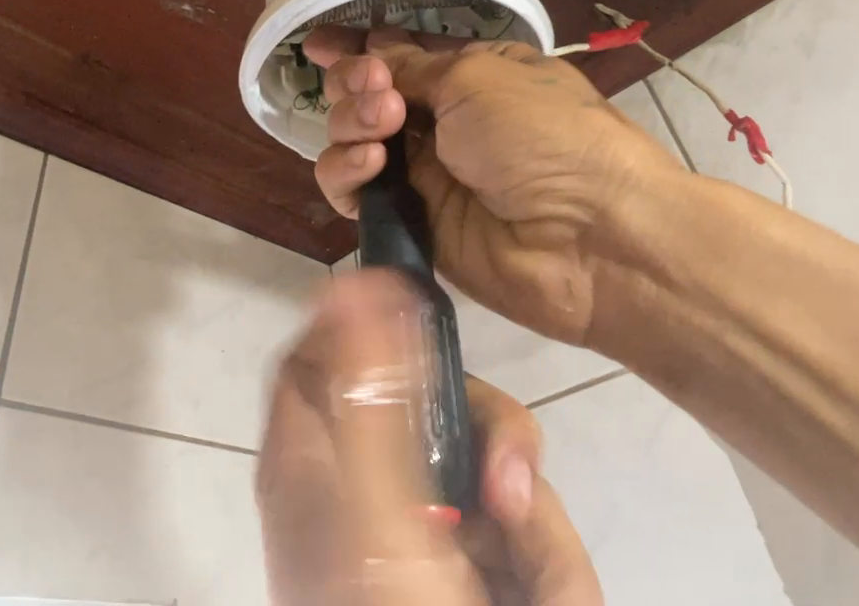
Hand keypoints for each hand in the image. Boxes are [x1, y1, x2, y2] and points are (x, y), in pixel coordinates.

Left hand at [257, 271, 600, 605]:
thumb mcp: (381, 524)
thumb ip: (370, 401)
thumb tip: (349, 283)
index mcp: (313, 467)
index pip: (315, 359)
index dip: (359, 324)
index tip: (420, 316)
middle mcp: (363, 486)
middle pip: (418, 397)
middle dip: (481, 429)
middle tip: (505, 483)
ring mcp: (425, 529)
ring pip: (484, 455)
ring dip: (522, 509)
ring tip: (526, 566)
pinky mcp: (478, 565)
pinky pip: (522, 522)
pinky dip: (546, 556)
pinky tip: (542, 595)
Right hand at [304, 27, 682, 346]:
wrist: (590, 238)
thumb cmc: (544, 134)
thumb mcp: (479, 78)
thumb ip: (412, 69)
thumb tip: (373, 54)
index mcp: (472, 73)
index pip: (401, 53)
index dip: (358, 46)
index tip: (318, 43)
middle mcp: (444, 119)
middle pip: (367, 92)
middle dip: (356, 81)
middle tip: (375, 89)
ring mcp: (423, 171)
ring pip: (352, 138)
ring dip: (351, 122)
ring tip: (381, 126)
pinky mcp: (408, 217)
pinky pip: (354, 188)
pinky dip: (348, 171)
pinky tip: (370, 164)